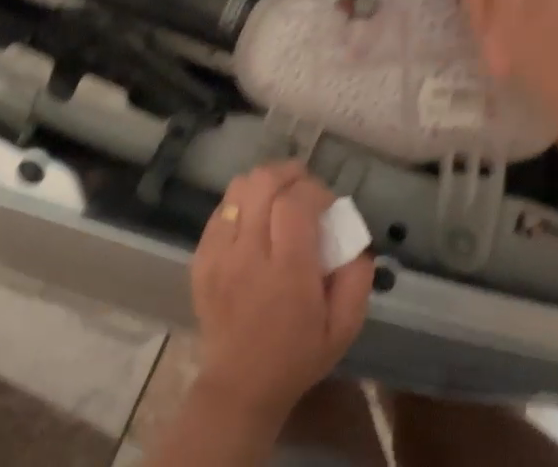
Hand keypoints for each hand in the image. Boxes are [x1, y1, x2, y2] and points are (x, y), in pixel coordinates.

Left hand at [191, 162, 375, 420]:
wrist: (240, 385)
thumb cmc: (297, 356)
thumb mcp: (344, 327)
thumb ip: (357, 279)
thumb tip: (356, 239)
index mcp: (288, 272)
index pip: (296, 203)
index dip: (315, 190)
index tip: (328, 204)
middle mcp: (248, 255)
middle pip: (262, 183)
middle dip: (288, 173)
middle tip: (305, 187)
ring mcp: (218, 255)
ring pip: (237, 189)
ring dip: (263, 184)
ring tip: (279, 198)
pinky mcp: (200, 259)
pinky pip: (220, 211)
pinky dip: (241, 204)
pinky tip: (255, 219)